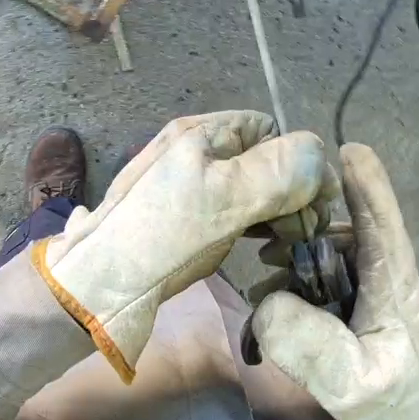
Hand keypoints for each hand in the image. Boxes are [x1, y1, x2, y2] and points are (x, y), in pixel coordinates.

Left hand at [34, 111, 333, 383]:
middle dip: (290, 192)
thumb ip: (277, 171)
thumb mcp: (223, 197)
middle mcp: (194, 154)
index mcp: (200, 134)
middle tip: (303, 232)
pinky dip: (254, 229)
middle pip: (262, 160)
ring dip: (276, 214)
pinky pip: (233, 215)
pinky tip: (259, 249)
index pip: (269, 130)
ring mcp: (188, 190)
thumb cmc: (160, 237)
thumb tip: (321, 156)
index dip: (298, 162)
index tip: (314, 205)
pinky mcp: (184, 224)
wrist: (97, 289)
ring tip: (286, 243)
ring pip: (251, 191)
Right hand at [251, 144, 418, 419]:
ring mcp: (390, 311)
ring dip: (309, 263)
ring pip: (348, 266)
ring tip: (268, 273)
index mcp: (401, 295)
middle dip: (315, 230)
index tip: (349, 150)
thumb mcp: (350, 387)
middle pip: (359, 241)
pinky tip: (285, 305)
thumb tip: (268, 304)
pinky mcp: (378, 329)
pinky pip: (343, 292)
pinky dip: (313, 289)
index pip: (385, 228)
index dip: (368, 186)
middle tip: (268, 238)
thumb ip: (308, 344)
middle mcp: (400, 292)